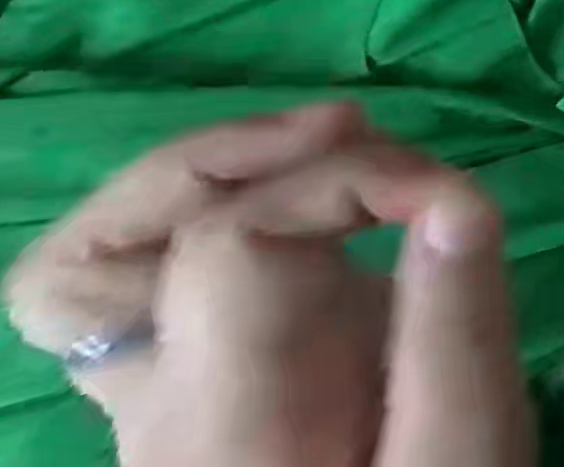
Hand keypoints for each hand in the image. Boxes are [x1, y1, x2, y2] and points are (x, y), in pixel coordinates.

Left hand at [1, 103, 532, 466]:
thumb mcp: (465, 436)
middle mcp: (161, 399)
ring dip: (217, 171)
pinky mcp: (207, 365)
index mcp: (233, 413)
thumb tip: (455, 199)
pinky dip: (224, 204)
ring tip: (329, 138)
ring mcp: (165, 385)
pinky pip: (157, 271)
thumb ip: (459, 322)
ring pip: (98, 259)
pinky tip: (310, 189)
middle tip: (356, 128)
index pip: (240, 239)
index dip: (358, 179)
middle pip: (102, 251)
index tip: (461, 196)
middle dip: (246, 155)